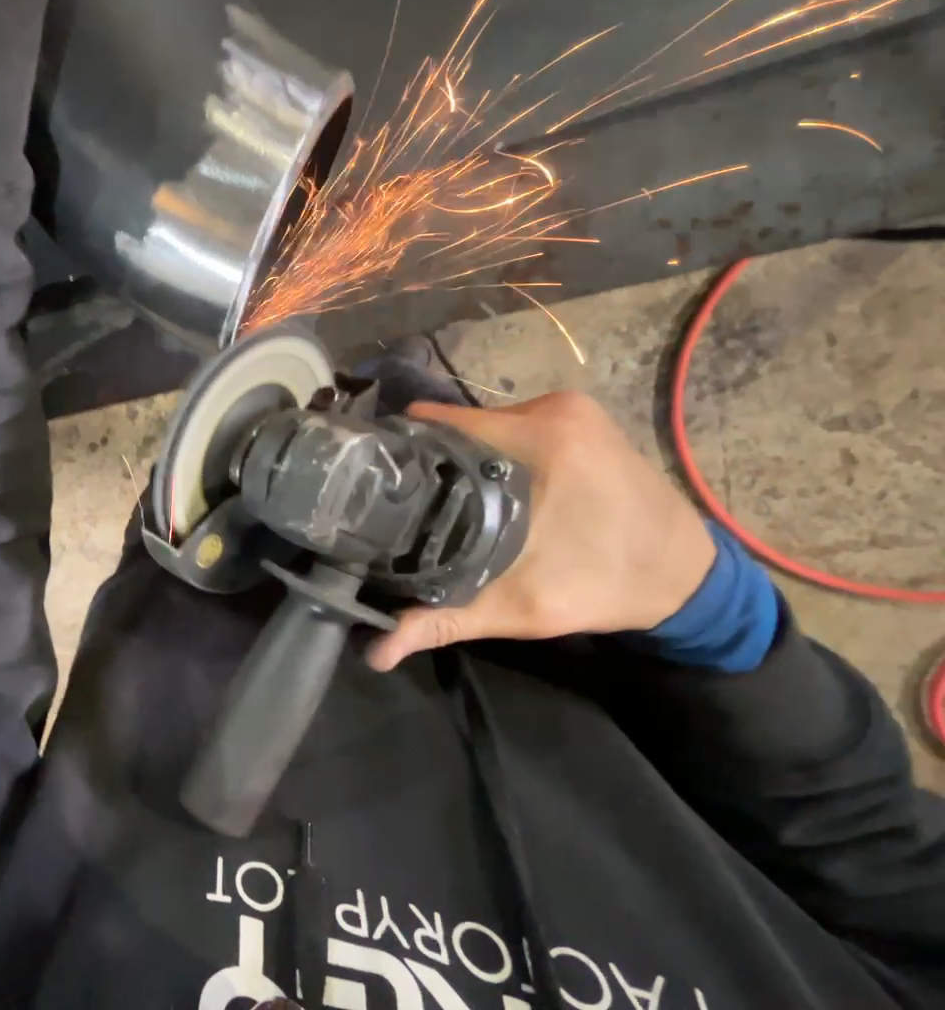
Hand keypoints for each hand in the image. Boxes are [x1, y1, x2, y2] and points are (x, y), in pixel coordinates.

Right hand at [367, 391, 717, 670]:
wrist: (687, 579)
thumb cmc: (601, 587)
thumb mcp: (517, 606)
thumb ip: (441, 621)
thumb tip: (376, 653)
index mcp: (536, 440)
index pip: (434, 425)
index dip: (398, 452)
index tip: (375, 483)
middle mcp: (551, 411)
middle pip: (455, 425)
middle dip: (428, 459)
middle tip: (404, 500)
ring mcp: (570, 408)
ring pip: (481, 424)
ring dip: (459, 457)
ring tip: (437, 495)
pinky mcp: (581, 416)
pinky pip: (511, 425)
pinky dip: (492, 451)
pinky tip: (483, 485)